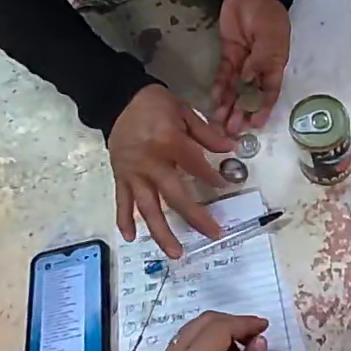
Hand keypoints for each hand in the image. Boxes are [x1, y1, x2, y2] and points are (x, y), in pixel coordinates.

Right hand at [112, 85, 234, 257]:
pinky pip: (122, 201)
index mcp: (168, 142)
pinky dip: (125, 220)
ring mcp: (133, 172)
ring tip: (175, 252)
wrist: (120, 98)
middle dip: (196, 217)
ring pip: (148, 207)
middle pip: (176, 196)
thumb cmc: (156, 104)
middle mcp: (150, 162)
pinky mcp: (120, 176)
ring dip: (162, 232)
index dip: (212, 177)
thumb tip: (230, 149)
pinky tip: (131, 238)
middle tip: (214, 233)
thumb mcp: (185, 111)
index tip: (225, 186)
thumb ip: (207, 133)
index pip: (196, 166)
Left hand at [134, 312, 268, 350]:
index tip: (266, 326)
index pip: (219, 329)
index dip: (244, 323)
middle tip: (256, 336)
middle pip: (204, 322)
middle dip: (232, 323)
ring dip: (218, 330)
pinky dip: (205, 341)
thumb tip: (261, 342)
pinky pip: (185, 343)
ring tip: (243, 350)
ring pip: (193, 330)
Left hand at [211, 0, 290, 133]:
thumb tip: (249, 80)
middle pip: (249, 95)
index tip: (255, 126)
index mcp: (274, 65)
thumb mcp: (269, 37)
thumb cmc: (267, 15)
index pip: (269, 93)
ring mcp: (242, 62)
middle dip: (241, 113)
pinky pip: (223, 74)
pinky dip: (219, 87)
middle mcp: (258, 68)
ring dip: (228, 104)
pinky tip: (214, 99)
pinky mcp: (228, 55)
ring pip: (234, 88)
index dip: (263, 110)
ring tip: (220, 121)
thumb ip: (259, 59)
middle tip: (231, 130)